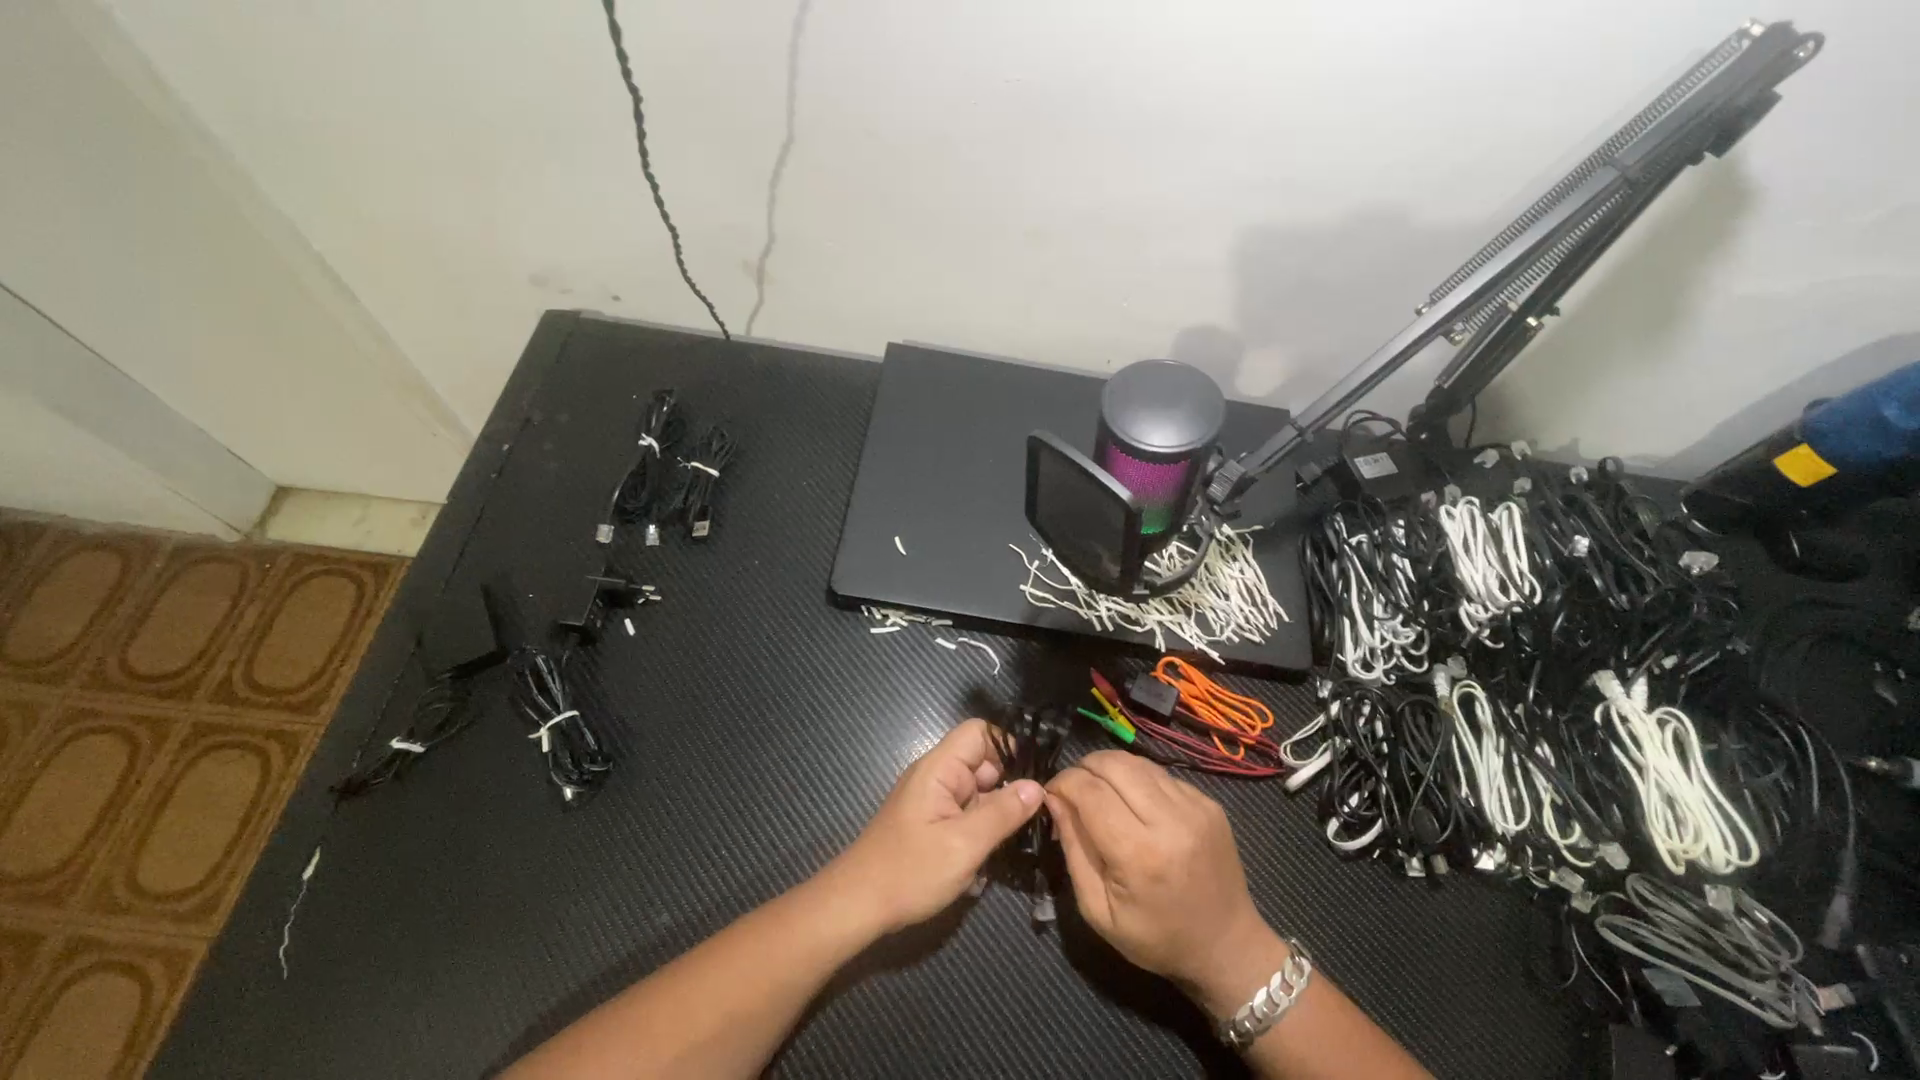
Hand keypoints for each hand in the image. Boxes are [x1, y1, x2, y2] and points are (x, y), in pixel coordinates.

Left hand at [820, 718, 1043, 934]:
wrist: (857, 907)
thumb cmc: (909, 871)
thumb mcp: (964, 844)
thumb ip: (1003, 813)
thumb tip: (1037, 786)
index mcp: (939, 769)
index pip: (979, 732)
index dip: (1008, 748)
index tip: (1032, 780)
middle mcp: (936, 778)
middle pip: (984, 765)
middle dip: (1008, 790)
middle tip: (1032, 821)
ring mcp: (933, 803)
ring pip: (979, 795)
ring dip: (996, 819)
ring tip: (1009, 846)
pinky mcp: (932, 826)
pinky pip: (967, 818)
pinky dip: (980, 835)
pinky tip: (985, 864)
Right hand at [1046, 751, 1277, 996]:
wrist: (1226, 946)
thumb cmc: (1155, 938)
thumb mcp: (1098, 910)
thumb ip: (1073, 850)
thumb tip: (1054, 799)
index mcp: (1138, 853)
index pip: (1089, 791)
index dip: (1062, 783)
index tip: (1050, 793)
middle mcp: (1170, 820)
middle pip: (1114, 764)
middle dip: (1083, 767)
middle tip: (1072, 788)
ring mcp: (1195, 807)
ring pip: (1138, 762)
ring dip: (1110, 769)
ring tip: (1098, 791)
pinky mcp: (1209, 803)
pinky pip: (1161, 775)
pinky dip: (1138, 780)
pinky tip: (1134, 804)